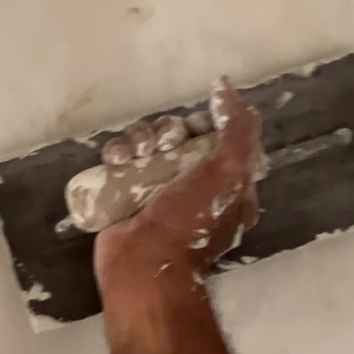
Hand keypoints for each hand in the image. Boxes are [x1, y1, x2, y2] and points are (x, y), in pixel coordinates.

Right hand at [93, 78, 263, 289]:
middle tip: (162, 146)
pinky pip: (119, 163)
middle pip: (177, 138)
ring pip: (145, 145)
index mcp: (225, 186)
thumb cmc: (191, 224)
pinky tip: (115, 162)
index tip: (193, 128)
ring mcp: (155, 193)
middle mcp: (191, 188)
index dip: (203, 125)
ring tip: (133, 155)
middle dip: (167, 132)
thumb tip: (226, 87)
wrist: (144, 266)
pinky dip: (116, 155)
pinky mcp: (123, 198)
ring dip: (138, 139)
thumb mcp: (230, 173)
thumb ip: (238, 128)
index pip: (215, 139)